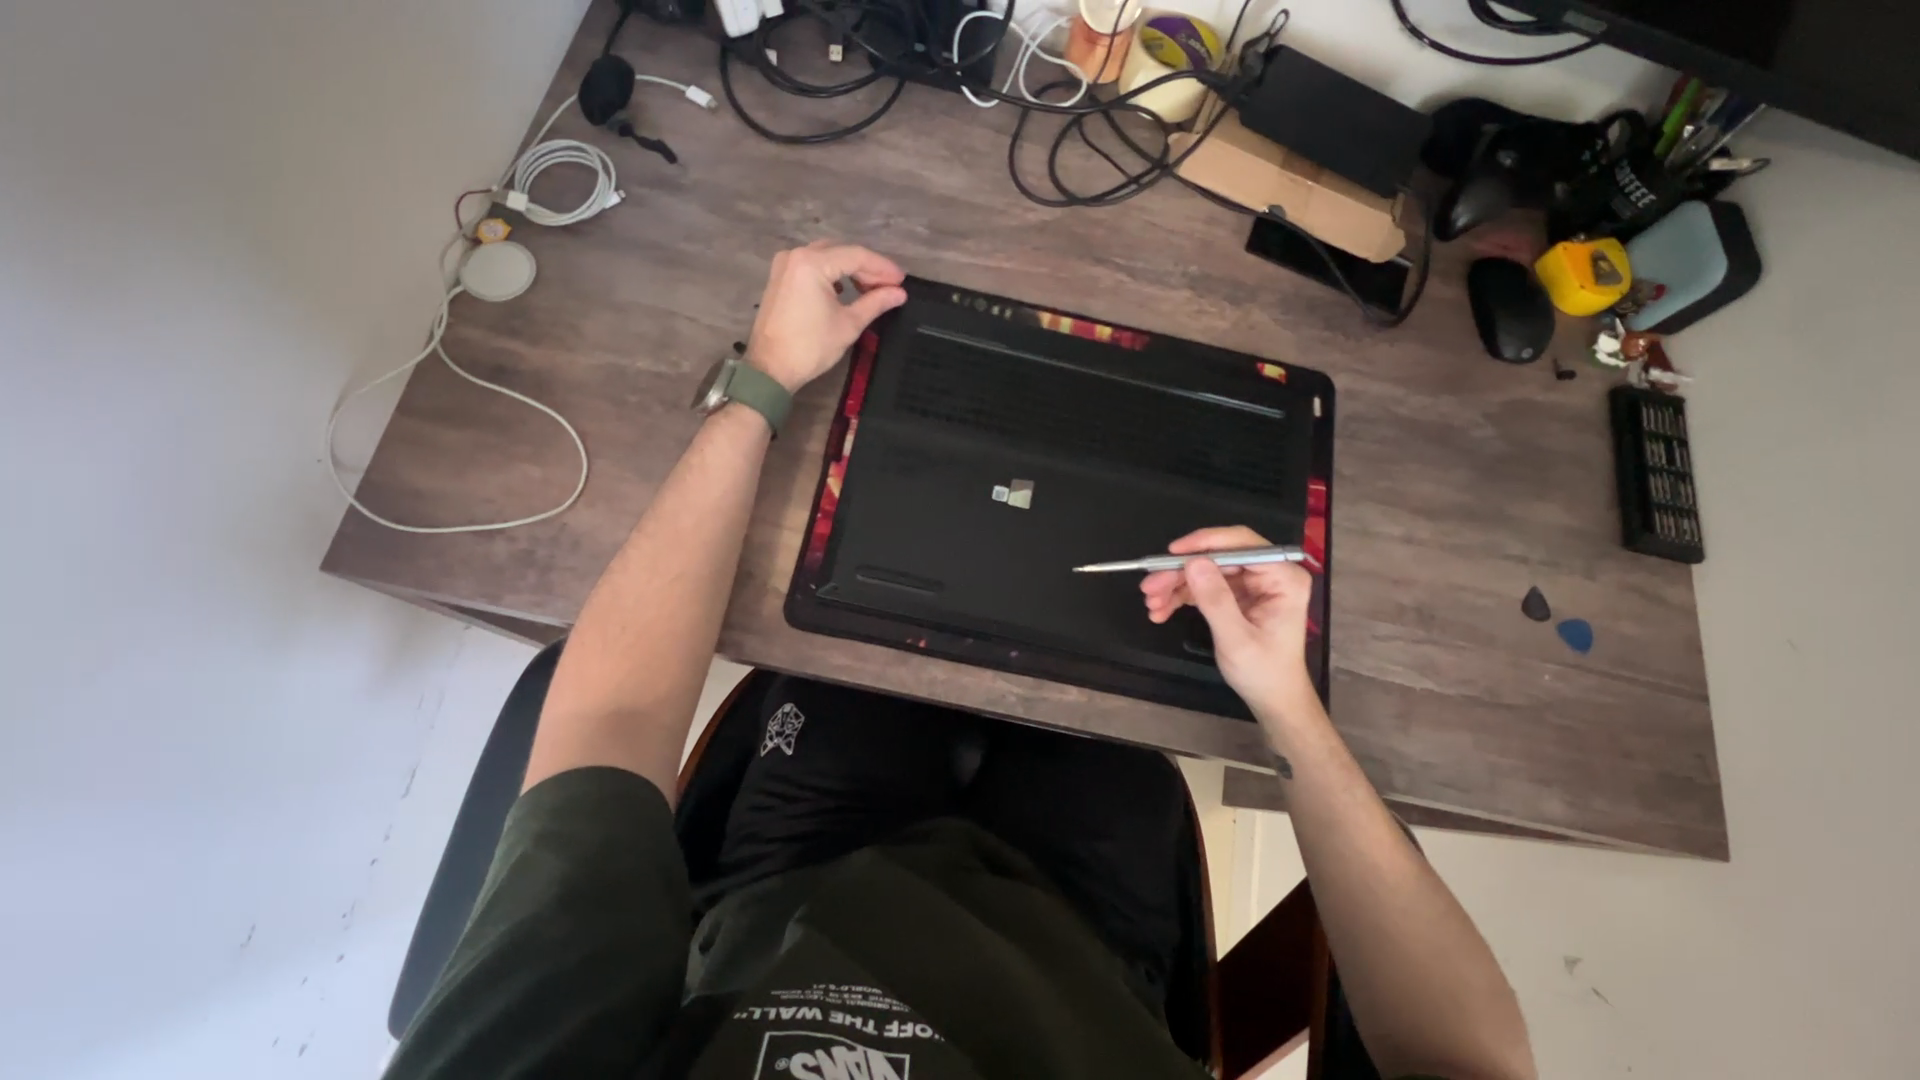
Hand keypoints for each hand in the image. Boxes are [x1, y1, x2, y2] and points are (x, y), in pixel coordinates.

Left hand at [745, 241, 907, 391]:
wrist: (770, 369)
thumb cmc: (810, 348)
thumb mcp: (848, 324)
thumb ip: (875, 303)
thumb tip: (899, 293)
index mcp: (812, 263)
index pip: (856, 256)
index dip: (883, 267)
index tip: (902, 281)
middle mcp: (796, 255)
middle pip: (841, 253)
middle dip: (867, 268)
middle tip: (889, 286)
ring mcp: (785, 265)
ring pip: (826, 257)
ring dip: (850, 270)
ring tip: (871, 289)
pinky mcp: (780, 278)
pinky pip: (812, 266)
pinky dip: (831, 274)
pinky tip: (845, 290)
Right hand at [1141, 526, 1316, 716]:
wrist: (1273, 699)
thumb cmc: (1263, 672)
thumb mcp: (1237, 639)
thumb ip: (1216, 600)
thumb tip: (1193, 562)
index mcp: (1283, 577)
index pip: (1242, 544)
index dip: (1205, 543)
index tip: (1171, 554)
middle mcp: (1269, 573)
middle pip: (1217, 557)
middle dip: (1181, 571)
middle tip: (1149, 587)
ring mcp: (1252, 584)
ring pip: (1205, 570)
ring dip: (1175, 585)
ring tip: (1151, 604)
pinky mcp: (1237, 595)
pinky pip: (1204, 586)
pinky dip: (1181, 596)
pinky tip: (1161, 610)